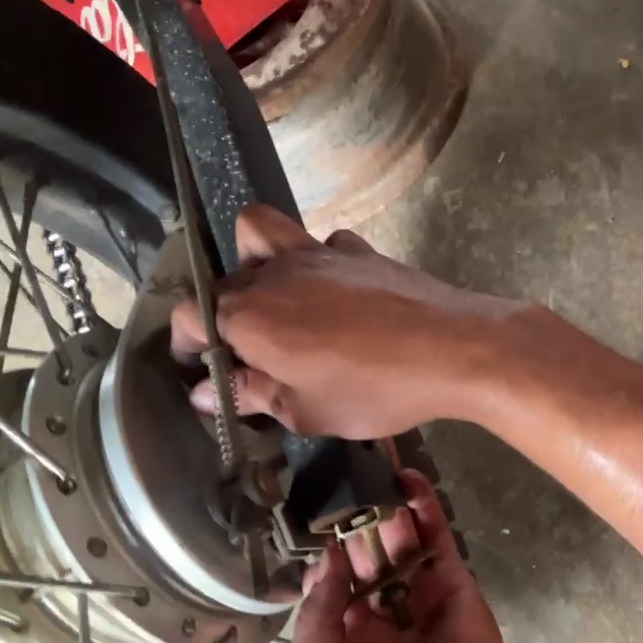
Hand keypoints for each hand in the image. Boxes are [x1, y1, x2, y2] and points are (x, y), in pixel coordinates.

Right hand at [169, 206, 531, 438]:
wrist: (456, 348)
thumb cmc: (376, 388)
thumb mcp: (305, 411)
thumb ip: (251, 395)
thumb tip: (207, 391)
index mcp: (249, 314)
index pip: (189, 315)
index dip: (186, 343)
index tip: (199, 367)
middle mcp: (276, 272)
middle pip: (228, 280)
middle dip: (226, 313)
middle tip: (251, 353)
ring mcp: (321, 252)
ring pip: (264, 231)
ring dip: (257, 259)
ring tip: (279, 301)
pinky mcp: (362, 250)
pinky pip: (324, 245)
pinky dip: (319, 262)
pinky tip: (338, 294)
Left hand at [279, 470, 555, 642]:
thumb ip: (316, 624)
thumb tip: (324, 564)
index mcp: (346, 641)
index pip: (332, 584)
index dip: (323, 550)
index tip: (311, 508)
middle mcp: (383, 613)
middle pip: (368, 555)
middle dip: (357, 520)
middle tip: (344, 473)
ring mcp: (422, 597)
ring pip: (403, 541)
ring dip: (390, 505)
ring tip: (374, 462)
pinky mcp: (454, 585)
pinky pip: (436, 542)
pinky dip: (425, 509)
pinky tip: (409, 479)